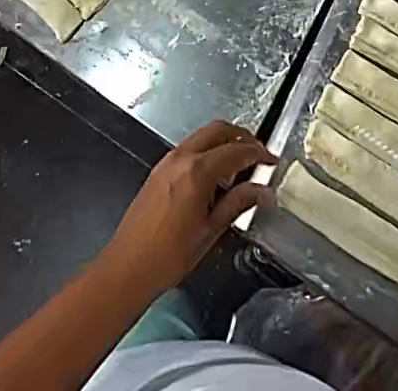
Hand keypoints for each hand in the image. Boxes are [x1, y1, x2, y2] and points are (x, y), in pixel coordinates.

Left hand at [97, 120, 276, 296]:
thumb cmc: (167, 256)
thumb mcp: (211, 230)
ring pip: (203, 135)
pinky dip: (208, 150)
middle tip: (258, 154)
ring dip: (224, 142)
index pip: (237, 151)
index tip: (271, 160)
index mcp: (197, 172)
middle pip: (219, 130)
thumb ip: (239, 203)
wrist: (126, 268)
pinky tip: (215, 175)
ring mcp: (167, 161)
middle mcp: (181, 158)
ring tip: (240, 167)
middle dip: (243, 137)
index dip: (259, 154)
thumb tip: (263, 192)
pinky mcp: (159, 169)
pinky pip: (189, 147)